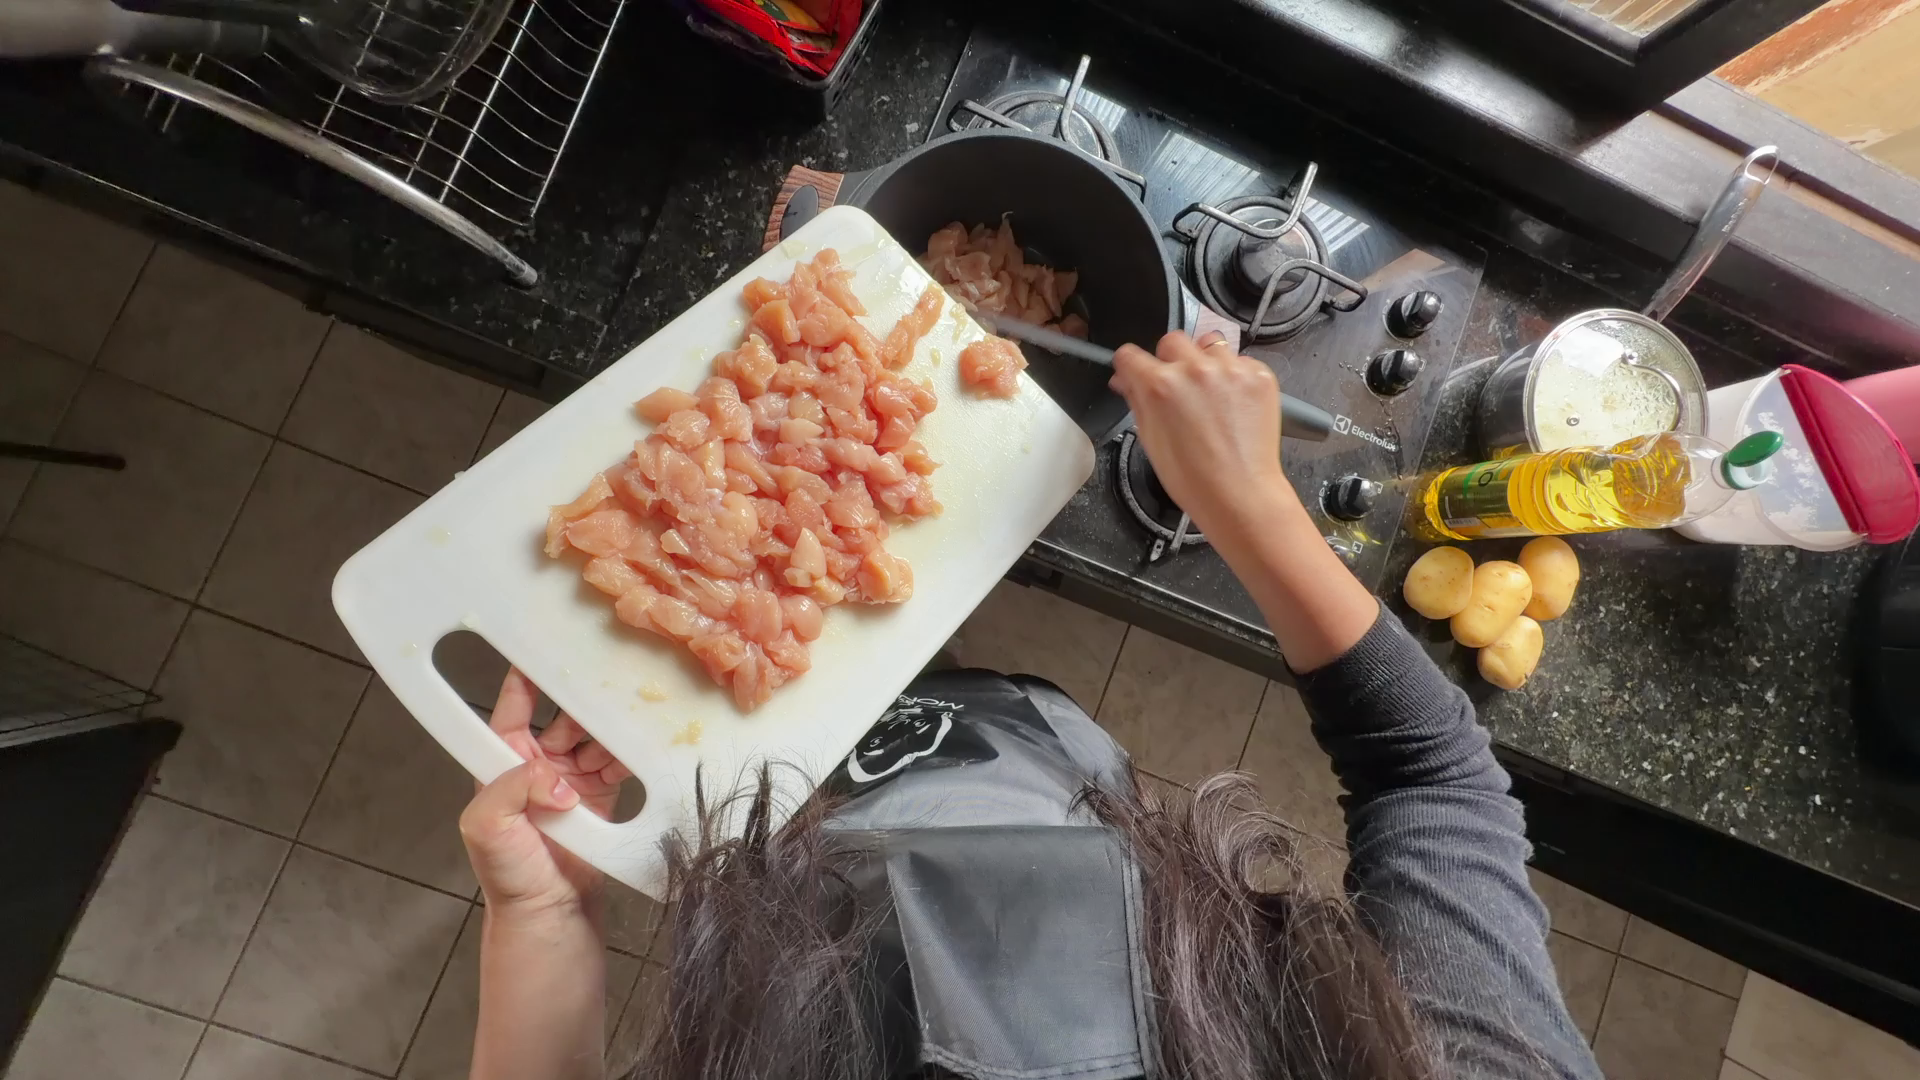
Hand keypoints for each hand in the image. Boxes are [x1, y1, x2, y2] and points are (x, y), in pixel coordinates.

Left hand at [459, 668, 631, 920]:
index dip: (525, 680)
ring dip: (606, 735)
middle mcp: (538, 763)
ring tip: (609, 751)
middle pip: (565, 716)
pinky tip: (629, 757)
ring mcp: (573, 775)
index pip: (513, 709)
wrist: (553, 912)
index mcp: (503, 762)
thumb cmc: (510, 873)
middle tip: (597, 709)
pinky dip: (626, 752)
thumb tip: (557, 773)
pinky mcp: (604, 788)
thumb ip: (509, 786)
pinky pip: (618, 755)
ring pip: (595, 733)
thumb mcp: (486, 827)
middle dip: (581, 709)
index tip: (543, 650)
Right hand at [1109, 331, 1295, 538]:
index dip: (1129, 365)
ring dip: (1204, 362)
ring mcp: (1230, 369)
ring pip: (1209, 345)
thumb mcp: (1149, 439)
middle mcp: (1193, 370)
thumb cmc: (1192, 478)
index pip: (1130, 355)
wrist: (1238, 494)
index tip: (1134, 371)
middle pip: (1172, 341)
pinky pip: (1240, 361)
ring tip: (1209, 393)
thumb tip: (1126, 380)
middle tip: (1176, 386)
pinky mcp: (1258, 375)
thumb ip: (1136, 400)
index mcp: (1159, 386)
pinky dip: (1234, 376)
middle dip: (1168, 359)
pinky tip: (1232, 404)